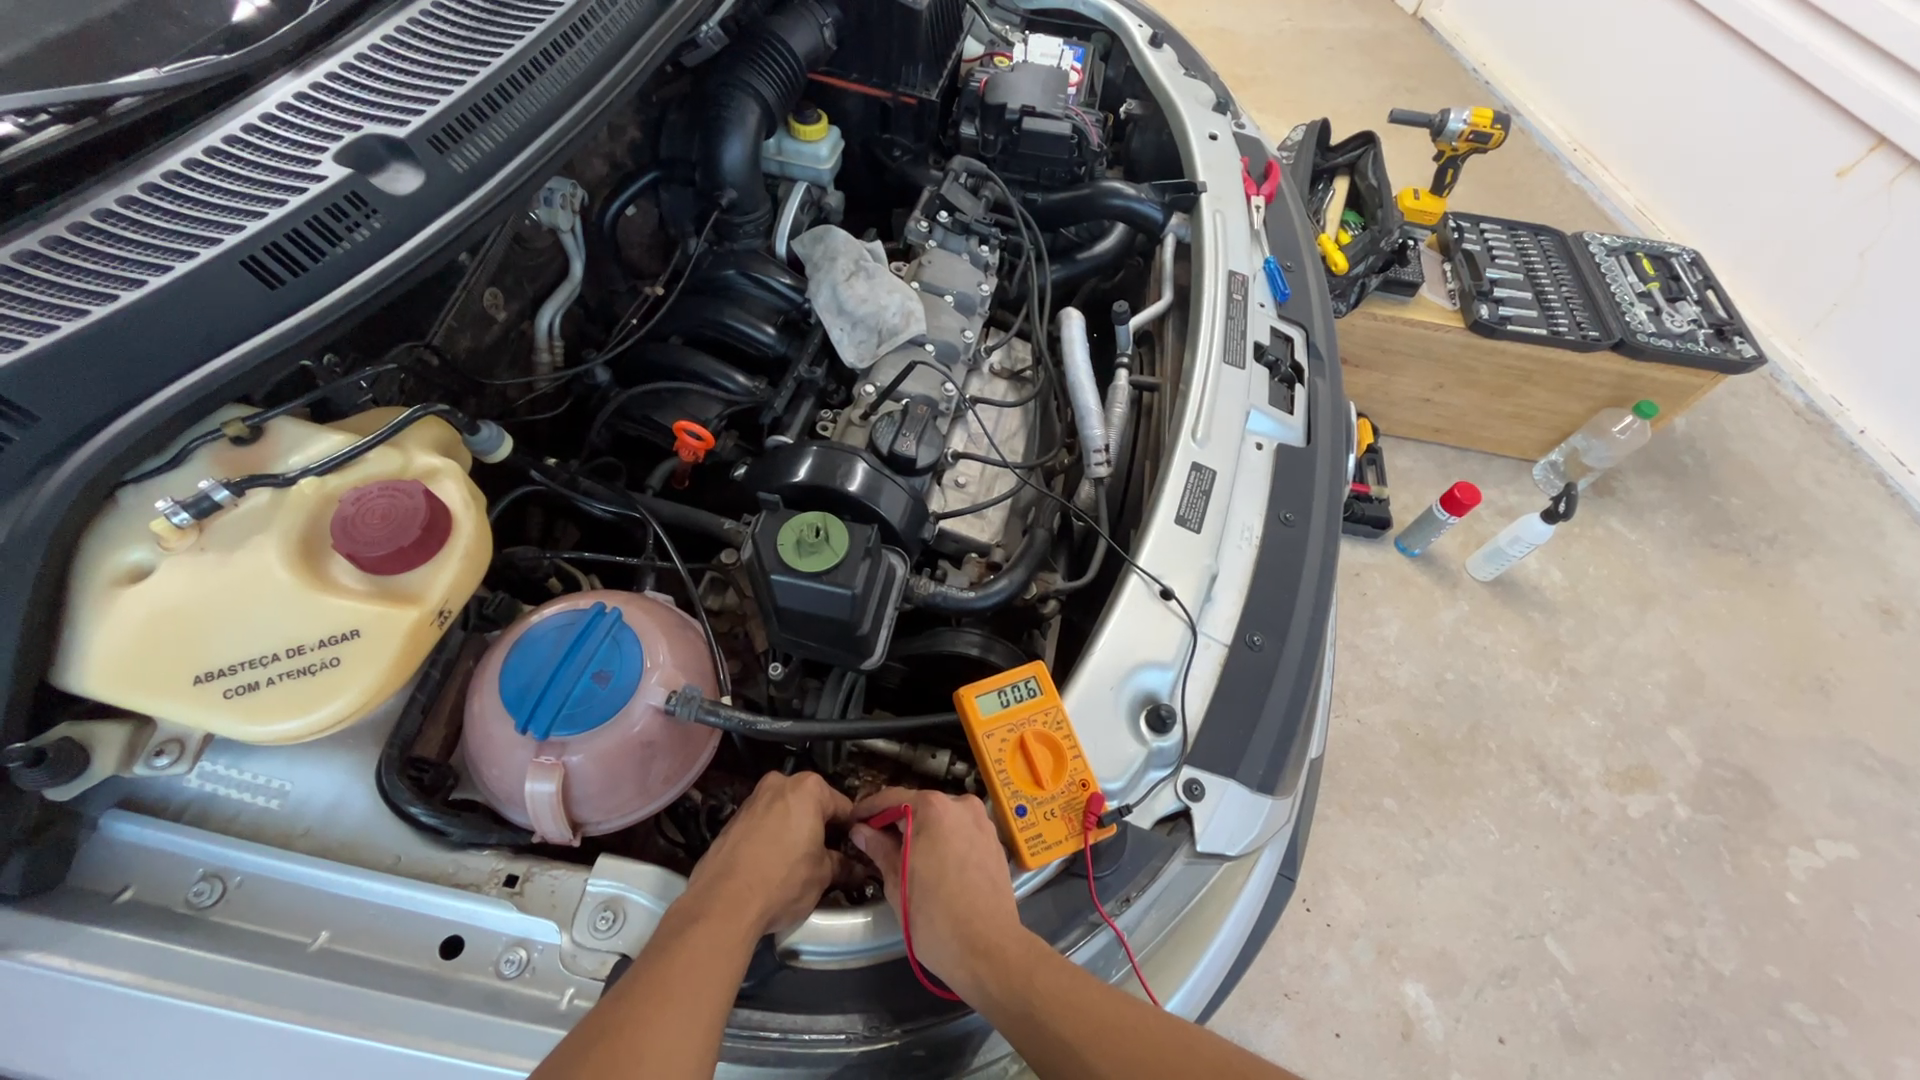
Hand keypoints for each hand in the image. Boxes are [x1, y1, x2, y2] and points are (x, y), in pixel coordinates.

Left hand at [684, 771, 853, 937]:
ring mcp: (753, 800)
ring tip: (802, 864)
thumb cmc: (782, 881)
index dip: (852, 831)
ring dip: (797, 832)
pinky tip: (775, 865)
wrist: (721, 904)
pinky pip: (765, 824)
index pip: (843, 807)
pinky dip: (774, 838)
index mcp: (808, 788)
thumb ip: (843, 865)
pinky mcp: (733, 820)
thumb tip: (857, 869)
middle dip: (822, 828)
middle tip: (830, 858)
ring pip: (786, 813)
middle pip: (812, 805)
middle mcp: (779, 784)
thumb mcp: (822, 875)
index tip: (856, 850)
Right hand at [850, 787, 1027, 995]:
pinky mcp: (995, 843)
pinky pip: (962, 833)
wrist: (988, 949)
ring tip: (903, 855)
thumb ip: (878, 848)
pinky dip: (945, 841)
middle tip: (874, 841)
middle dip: (897, 821)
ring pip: (943, 819)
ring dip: (922, 831)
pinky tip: (934, 864)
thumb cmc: (934, 917)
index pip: (892, 798)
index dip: (869, 810)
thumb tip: (861, 830)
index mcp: (933, 808)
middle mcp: (961, 805)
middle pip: (920, 805)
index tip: (854, 821)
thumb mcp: (896, 882)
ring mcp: (982, 822)